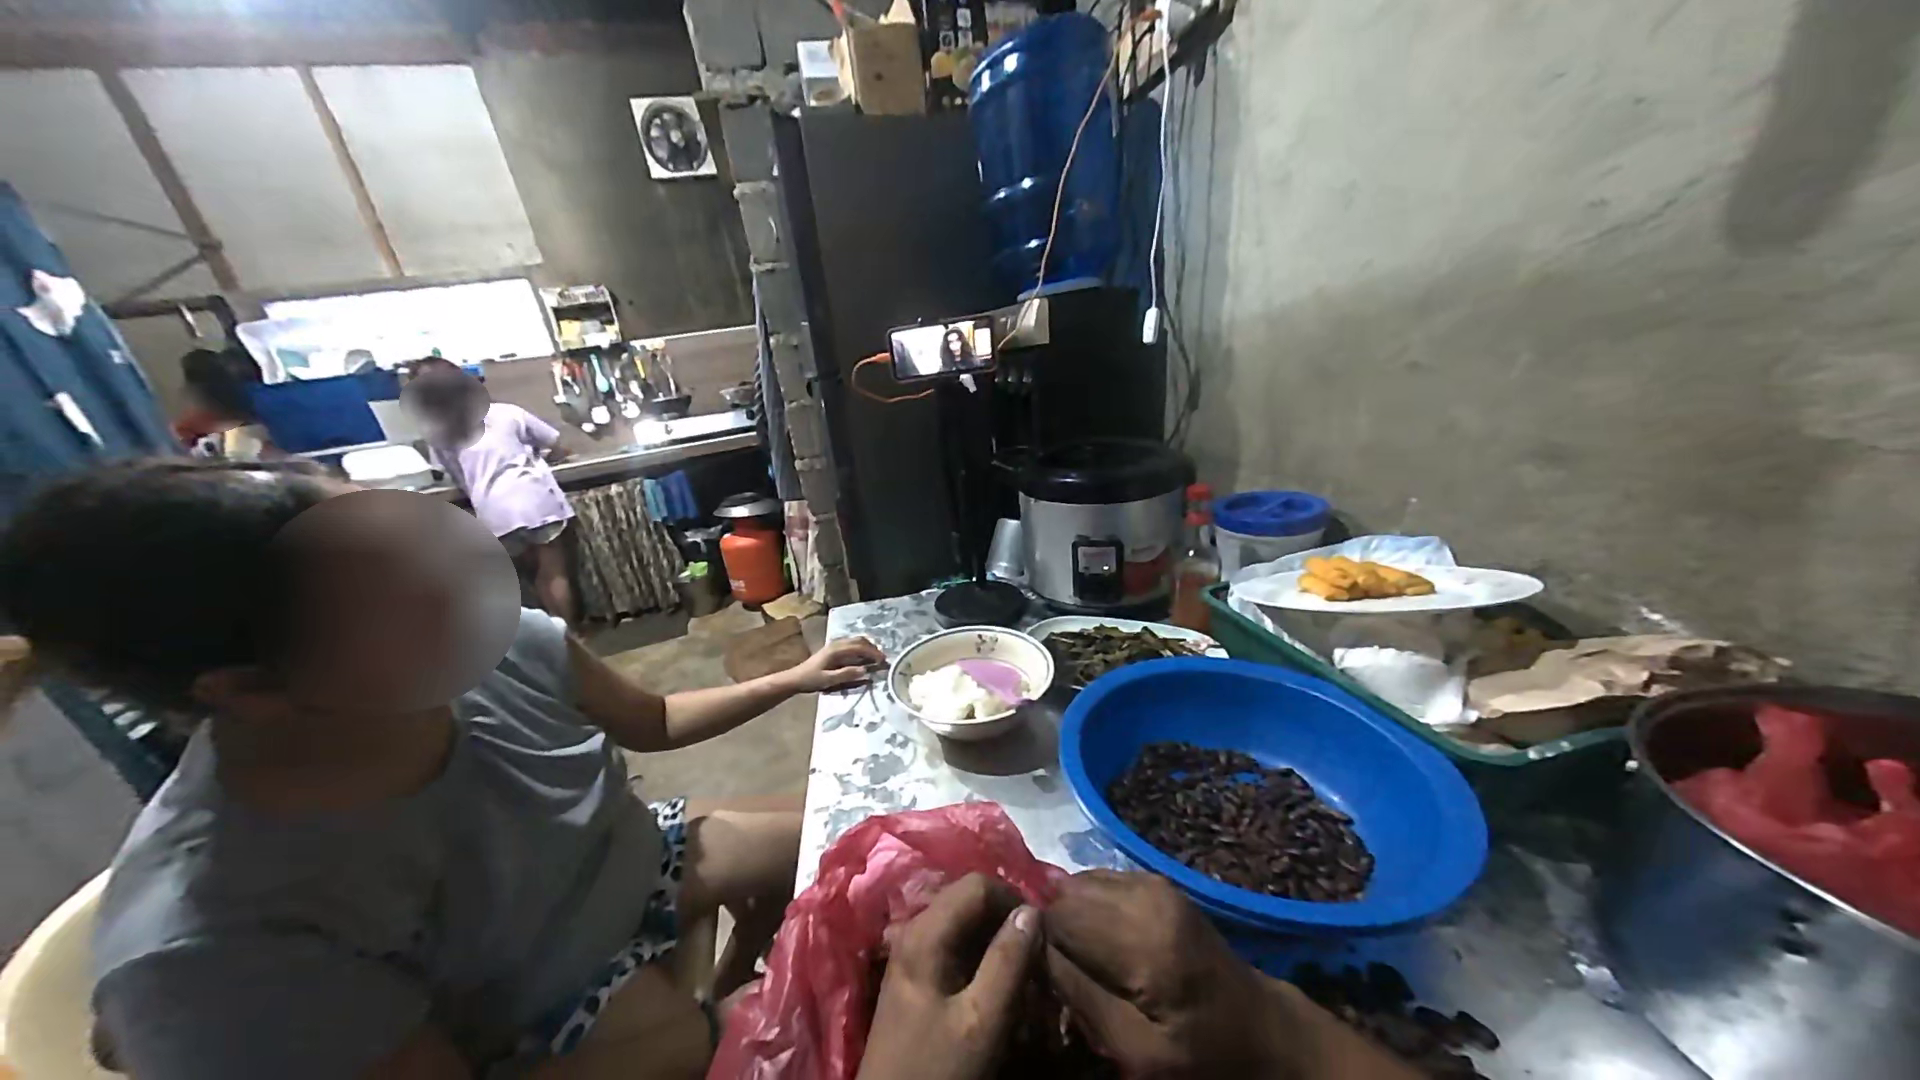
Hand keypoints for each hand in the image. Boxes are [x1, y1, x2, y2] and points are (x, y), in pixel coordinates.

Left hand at [786, 637, 884, 691]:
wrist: (795, 678)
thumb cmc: (811, 680)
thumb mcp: (828, 680)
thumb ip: (846, 674)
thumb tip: (865, 671)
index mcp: (836, 650)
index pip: (860, 647)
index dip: (873, 653)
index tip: (883, 661)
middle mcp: (837, 644)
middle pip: (860, 640)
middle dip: (873, 649)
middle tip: (882, 660)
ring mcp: (835, 645)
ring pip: (856, 641)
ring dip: (868, 647)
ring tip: (876, 659)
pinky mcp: (834, 649)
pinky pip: (852, 644)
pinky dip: (861, 648)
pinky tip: (864, 657)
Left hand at [856, 874, 1039, 1079]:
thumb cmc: (936, 1070)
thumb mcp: (981, 1022)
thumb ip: (1007, 962)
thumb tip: (1032, 910)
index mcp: (925, 930)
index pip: (978, 883)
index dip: (1013, 899)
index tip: (1041, 933)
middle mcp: (914, 926)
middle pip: (970, 897)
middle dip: (1007, 917)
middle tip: (1036, 951)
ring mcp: (913, 948)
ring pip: (965, 919)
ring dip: (997, 936)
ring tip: (1023, 967)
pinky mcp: (917, 970)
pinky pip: (956, 941)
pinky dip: (982, 952)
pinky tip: (999, 980)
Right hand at [1042, 870, 1302, 1078]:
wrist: (1263, 1031)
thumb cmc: (1203, 1055)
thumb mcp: (1137, 1051)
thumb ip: (1081, 995)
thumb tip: (1034, 946)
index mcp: (1143, 938)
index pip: (1057, 912)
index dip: (1039, 938)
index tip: (1040, 971)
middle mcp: (1146, 893)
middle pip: (1065, 890)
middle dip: (1054, 924)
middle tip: (1064, 968)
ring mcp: (1153, 882)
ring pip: (1079, 881)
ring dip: (1071, 914)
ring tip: (1084, 957)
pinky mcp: (1156, 881)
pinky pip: (1100, 881)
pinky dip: (1090, 906)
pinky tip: (1103, 941)